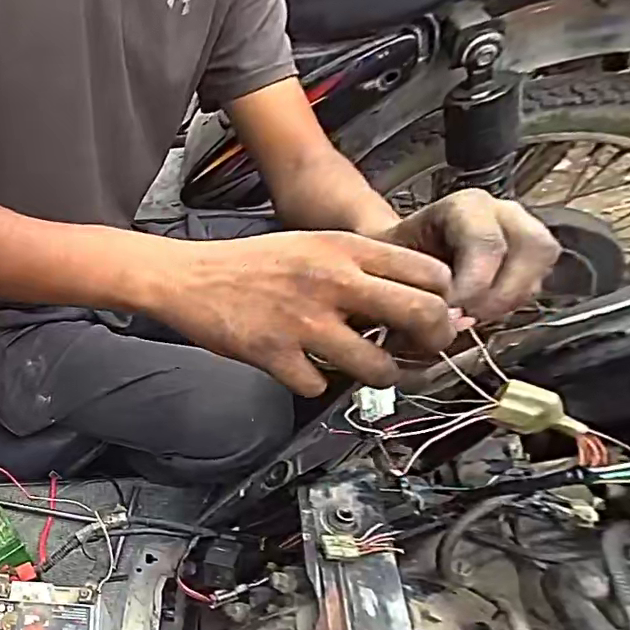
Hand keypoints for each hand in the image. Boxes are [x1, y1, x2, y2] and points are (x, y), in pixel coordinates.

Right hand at [143, 232, 456, 396]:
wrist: (187, 277)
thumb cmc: (245, 264)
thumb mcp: (310, 245)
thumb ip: (358, 266)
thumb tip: (408, 298)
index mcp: (343, 250)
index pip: (433, 275)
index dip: (443, 303)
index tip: (430, 317)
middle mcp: (331, 283)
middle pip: (424, 317)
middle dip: (432, 343)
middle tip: (419, 352)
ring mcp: (301, 321)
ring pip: (378, 365)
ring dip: (380, 376)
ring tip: (368, 371)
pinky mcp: (272, 353)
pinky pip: (318, 385)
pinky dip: (315, 383)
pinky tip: (304, 370)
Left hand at [373, 189, 560, 322]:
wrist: (391, 249)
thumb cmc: (387, 253)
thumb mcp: (385, 257)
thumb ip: (408, 277)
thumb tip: (439, 313)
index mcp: (465, 207)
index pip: (487, 242)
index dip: (473, 282)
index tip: (447, 311)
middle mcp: (502, 212)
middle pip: (532, 250)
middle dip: (500, 294)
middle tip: (463, 319)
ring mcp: (522, 230)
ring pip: (541, 268)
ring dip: (508, 302)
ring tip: (467, 320)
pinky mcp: (528, 256)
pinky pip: (536, 283)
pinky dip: (509, 306)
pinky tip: (476, 316)